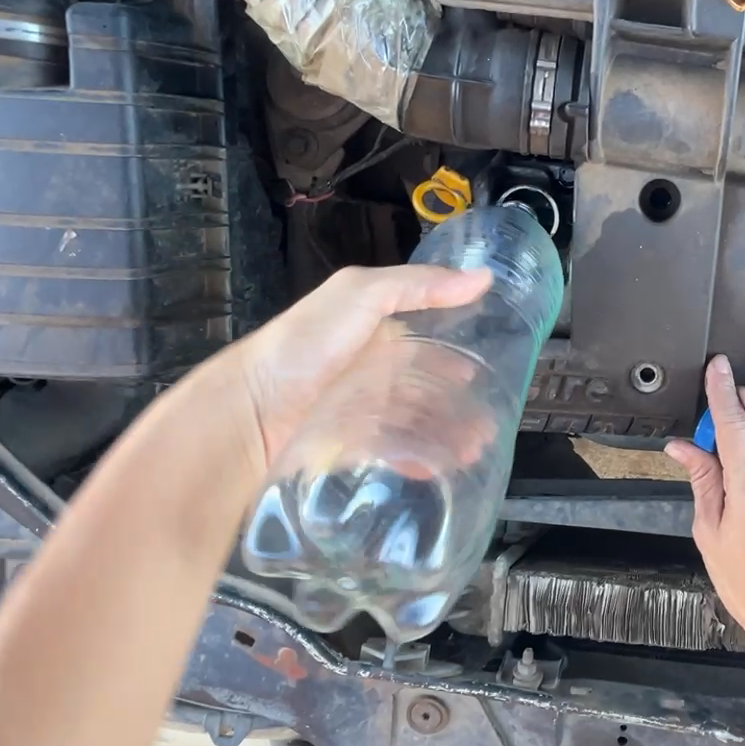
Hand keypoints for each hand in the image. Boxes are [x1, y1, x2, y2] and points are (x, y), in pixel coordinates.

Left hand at [232, 264, 490, 462]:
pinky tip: (439, 468)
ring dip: (448, 434)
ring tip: (473, 450)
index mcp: (372, 329)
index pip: (427, 339)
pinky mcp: (348, 446)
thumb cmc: (307, 344)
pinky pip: (392, 452)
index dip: (459, 354)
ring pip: (415, 421)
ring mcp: (358, 410)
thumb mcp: (361, 294)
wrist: (250, 412)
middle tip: (488, 424)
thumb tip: (485, 277)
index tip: (495, 372)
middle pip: (426, 385)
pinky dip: (418, 459)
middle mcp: (368, 368)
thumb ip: (420, 285)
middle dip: (460, 403)